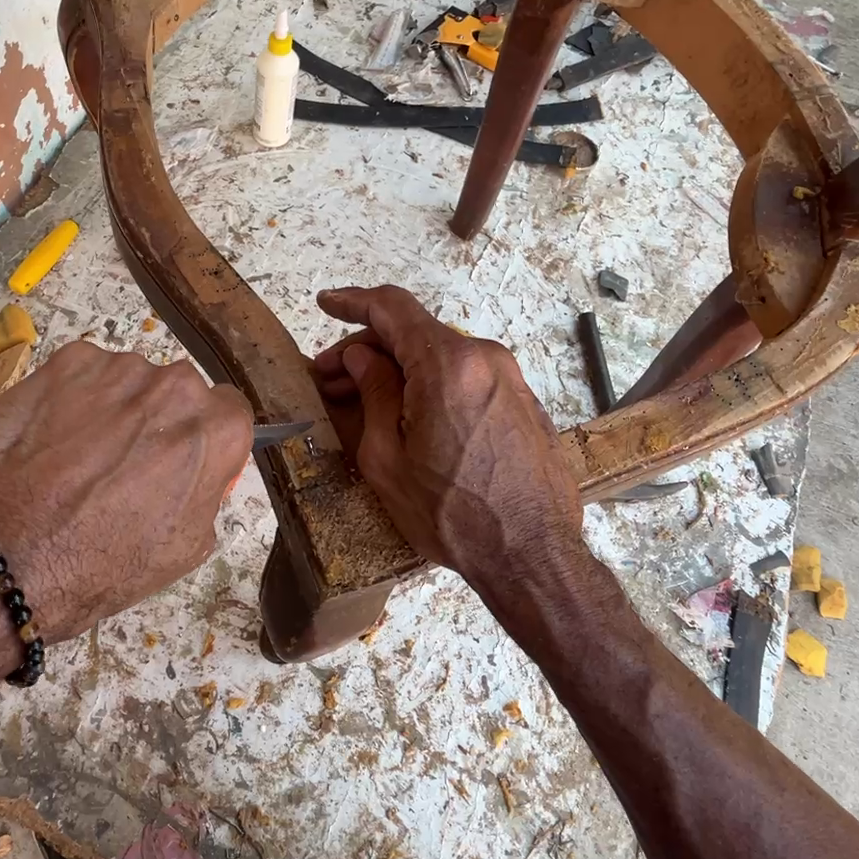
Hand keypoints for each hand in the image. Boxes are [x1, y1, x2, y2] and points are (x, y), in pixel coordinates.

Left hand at [0, 342, 253, 642]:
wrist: (3, 558)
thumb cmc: (101, 566)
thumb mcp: (186, 548)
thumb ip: (208, 489)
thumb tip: (199, 467)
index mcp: (214, 430)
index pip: (229, 409)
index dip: (205, 435)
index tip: (181, 455)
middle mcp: (175, 385)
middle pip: (178, 391)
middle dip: (160, 419)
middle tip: (124, 462)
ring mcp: (118, 367)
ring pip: (130, 379)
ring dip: (116, 405)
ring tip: (79, 454)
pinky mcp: (67, 361)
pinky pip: (86, 373)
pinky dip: (74, 396)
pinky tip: (51, 437)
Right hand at [310, 286, 584, 586]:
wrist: (533, 557)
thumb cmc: (450, 514)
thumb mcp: (387, 459)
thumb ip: (373, 393)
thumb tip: (362, 357)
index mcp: (447, 364)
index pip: (392, 308)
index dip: (352, 301)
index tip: (325, 304)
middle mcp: (484, 358)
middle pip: (414, 335)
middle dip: (367, 351)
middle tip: (330, 381)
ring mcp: (509, 379)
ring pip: (440, 358)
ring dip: (398, 371)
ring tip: (361, 402)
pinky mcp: (523, 403)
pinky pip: (466, 378)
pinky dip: (430, 385)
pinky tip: (408, 415)